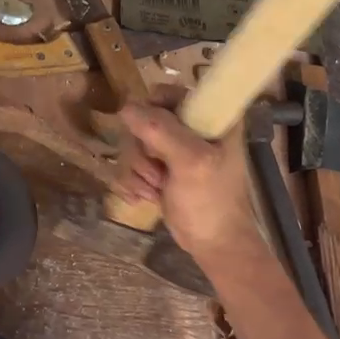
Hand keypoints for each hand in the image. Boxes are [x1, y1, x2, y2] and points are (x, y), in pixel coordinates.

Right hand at [112, 103, 264, 261]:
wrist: (213, 244)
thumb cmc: (211, 202)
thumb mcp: (191, 162)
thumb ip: (160, 131)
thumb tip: (126, 107)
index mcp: (211, 116)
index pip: (168, 93)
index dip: (152, 111)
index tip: (149, 134)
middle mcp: (191, 128)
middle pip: (144, 120)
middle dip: (143, 150)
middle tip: (158, 172)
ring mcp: (174, 149)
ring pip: (134, 143)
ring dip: (138, 170)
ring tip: (154, 189)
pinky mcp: (160, 169)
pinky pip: (131, 163)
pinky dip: (134, 181)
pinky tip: (146, 197)